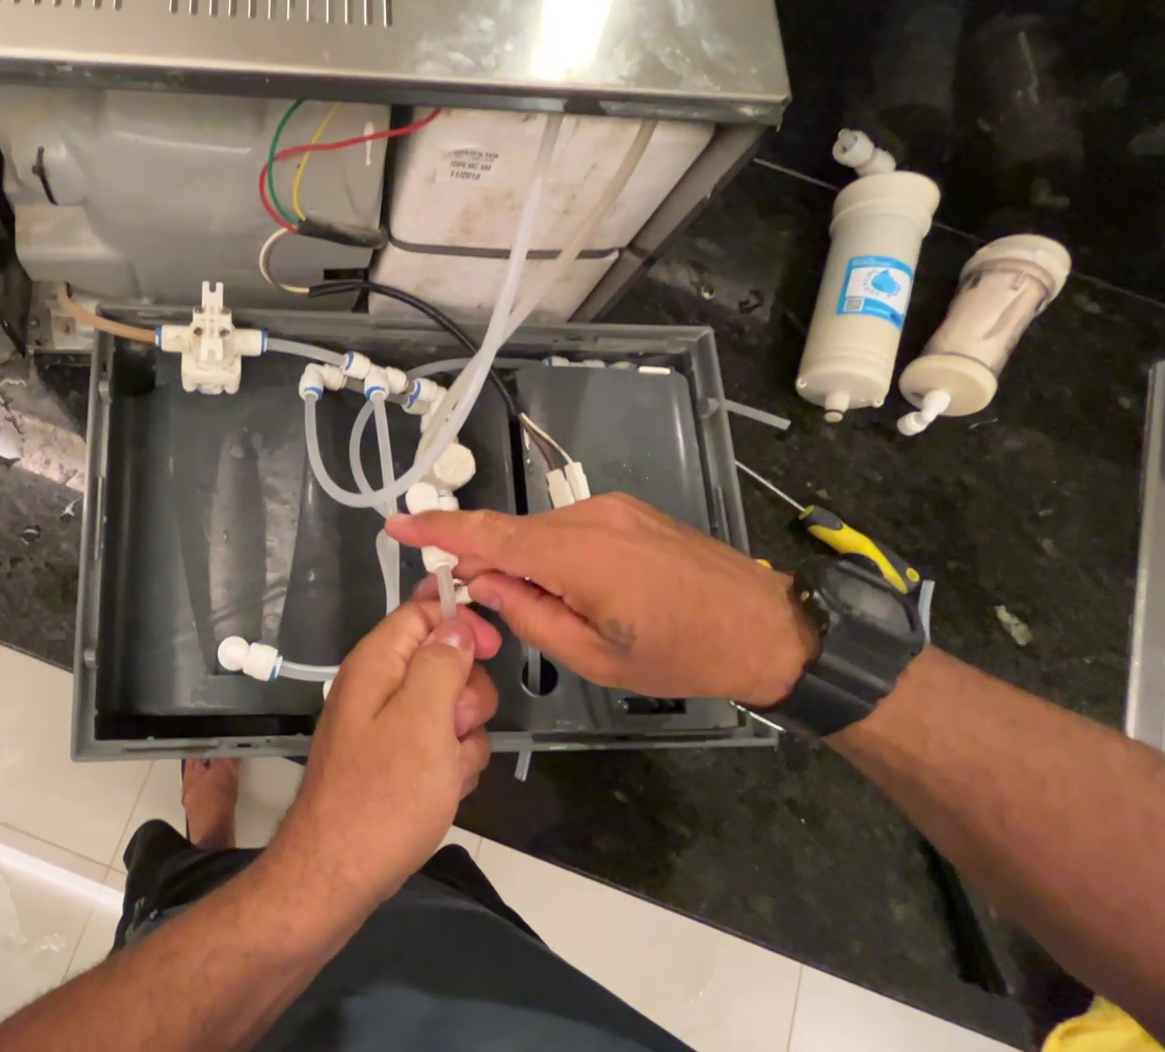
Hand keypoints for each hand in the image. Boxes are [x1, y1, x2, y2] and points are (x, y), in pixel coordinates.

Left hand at [265, 601, 501, 910]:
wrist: (340, 875)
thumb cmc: (383, 795)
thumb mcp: (421, 720)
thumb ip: (440, 664)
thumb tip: (455, 623)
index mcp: (376, 665)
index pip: (420, 613)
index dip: (459, 623)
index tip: (490, 649)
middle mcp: (379, 689)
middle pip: (444, 664)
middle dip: (466, 697)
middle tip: (454, 727)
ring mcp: (389, 729)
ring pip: (452, 711)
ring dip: (463, 740)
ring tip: (444, 773)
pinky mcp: (398, 764)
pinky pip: (443, 748)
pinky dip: (452, 768)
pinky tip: (442, 792)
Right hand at [386, 494, 815, 707]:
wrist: (768, 627)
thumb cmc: (680, 656)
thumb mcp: (593, 657)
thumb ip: (527, 614)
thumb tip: (480, 582)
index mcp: (578, 554)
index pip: (488, 533)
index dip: (437, 528)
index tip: (395, 524)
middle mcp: (590, 516)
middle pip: (510, 532)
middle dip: (482, 560)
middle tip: (468, 598)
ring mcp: (612, 508)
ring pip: (539, 532)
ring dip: (522, 562)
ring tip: (544, 607)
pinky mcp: (628, 511)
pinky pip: (568, 528)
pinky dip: (551, 554)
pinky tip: (573, 589)